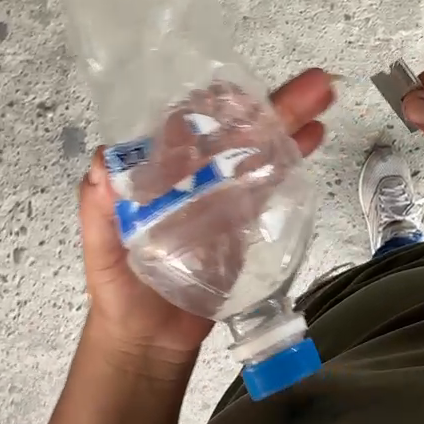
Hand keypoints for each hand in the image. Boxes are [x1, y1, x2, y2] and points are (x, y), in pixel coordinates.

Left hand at [77, 68, 335, 369]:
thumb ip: (99, 209)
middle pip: (236, 129)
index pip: (188, 123)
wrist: (150, 338)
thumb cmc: (119, 288)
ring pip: (260, 146)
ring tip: (324, 95)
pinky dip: (294, 155)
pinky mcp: (247, 217)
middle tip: (312, 84)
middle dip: (271, 103)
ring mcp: (224, 192)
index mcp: (159, 170)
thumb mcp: (100, 247)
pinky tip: (315, 134)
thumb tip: (103, 163)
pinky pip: (272, 179)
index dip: (213, 104)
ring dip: (291, 119)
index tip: (237, 93)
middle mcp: (195, 171)